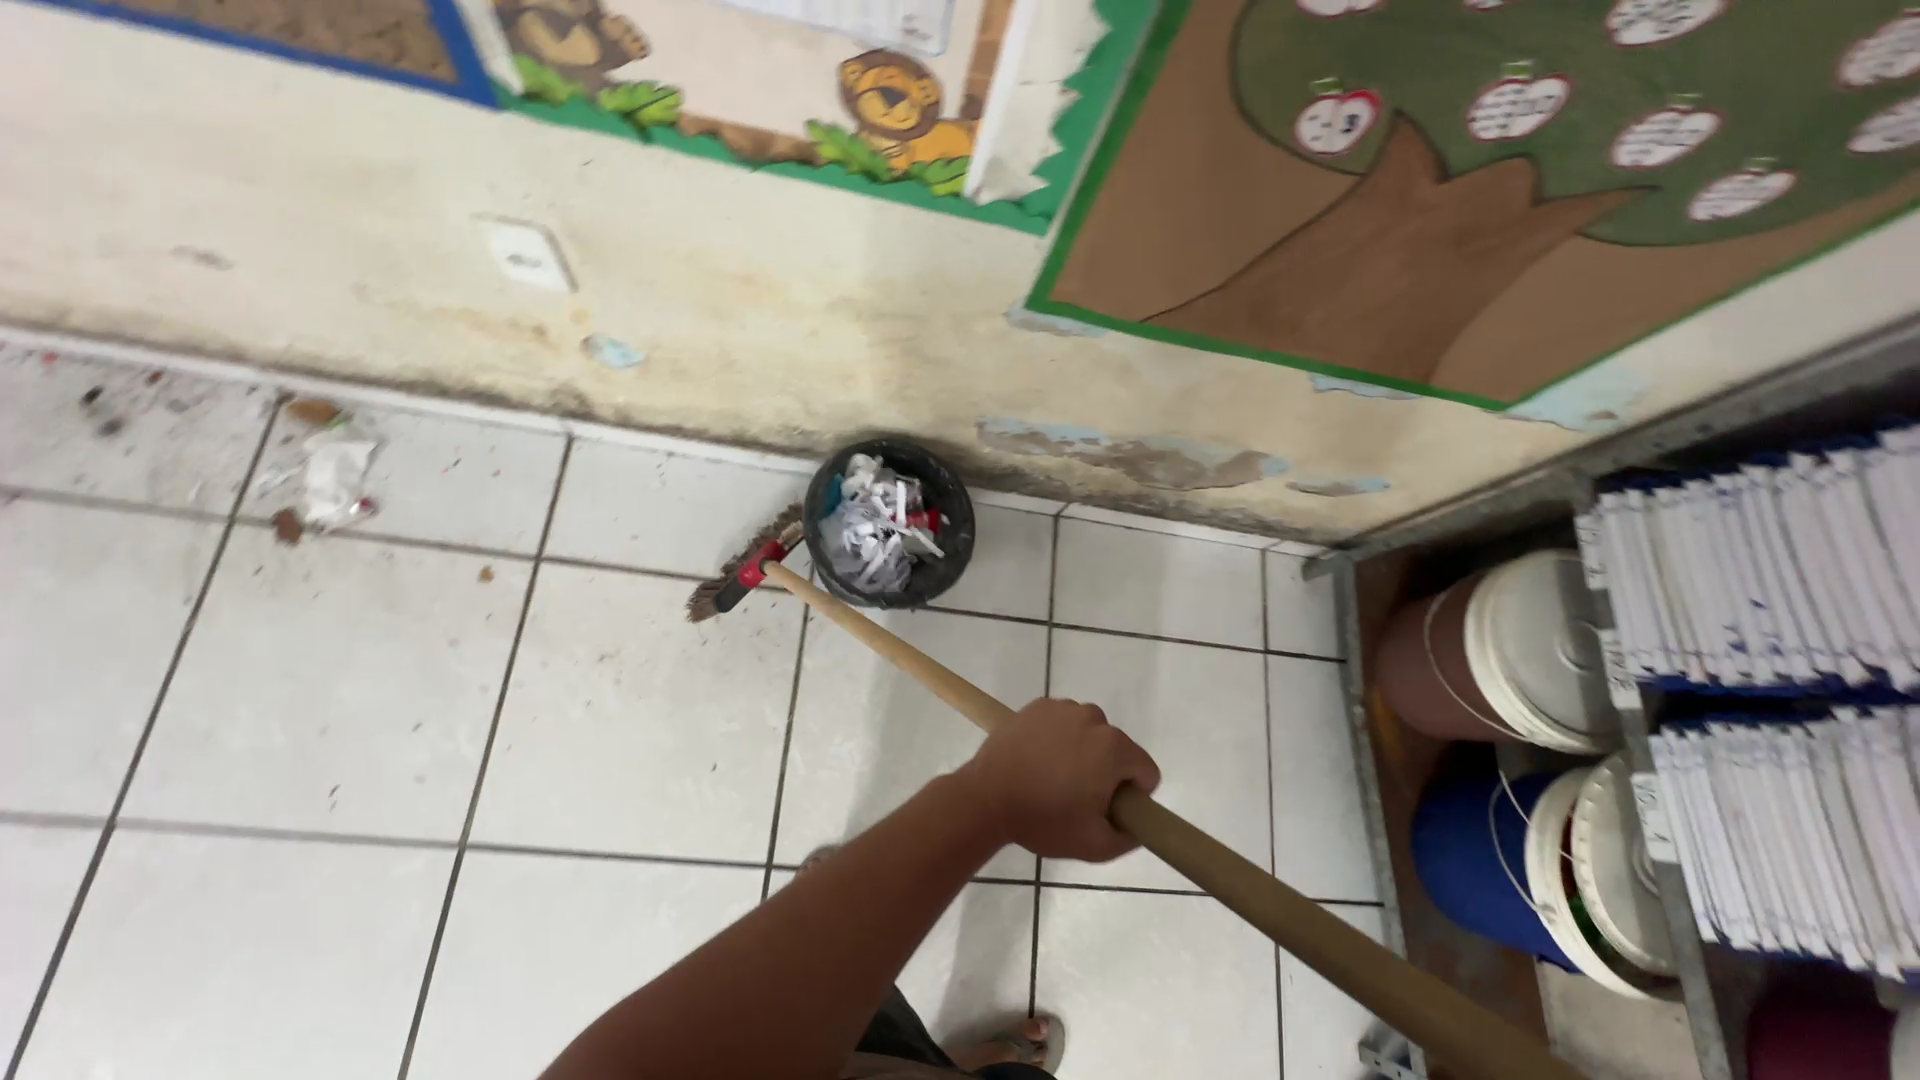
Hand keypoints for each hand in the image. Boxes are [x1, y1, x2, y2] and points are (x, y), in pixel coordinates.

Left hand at [957, 698, 1160, 861]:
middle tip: (1074, 796)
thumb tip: (1138, 822)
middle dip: (1105, 771)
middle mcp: (1093, 718)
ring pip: (1090, 733)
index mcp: (1114, 748)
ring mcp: (1063, 708)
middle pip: (1117, 749)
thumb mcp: (1095, 845)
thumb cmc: (1043, 819)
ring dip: (1081, 751)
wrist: (986, 798)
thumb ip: (1130, 836)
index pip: (1146, 770)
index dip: (1132, 794)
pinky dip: (1057, 737)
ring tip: (1052, 777)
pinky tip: (1037, 759)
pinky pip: (1062, 722)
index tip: (1105, 808)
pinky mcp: (1037, 706)